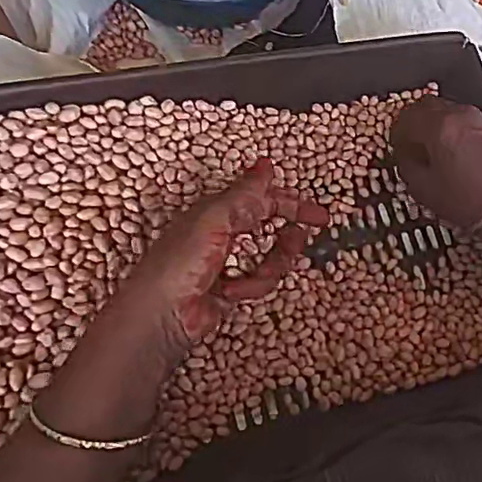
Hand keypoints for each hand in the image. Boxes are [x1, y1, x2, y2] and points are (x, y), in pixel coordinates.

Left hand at [38, 159, 326, 438]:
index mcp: (218, 211)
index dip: (292, 205)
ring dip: (267, 269)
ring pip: (272, 259)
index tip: (319, 215)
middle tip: (298, 241)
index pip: (263, 200)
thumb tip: (266, 165)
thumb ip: (245, 194)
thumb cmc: (178, 265)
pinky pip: (261, 283)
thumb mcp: (215, 220)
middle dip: (285, 240)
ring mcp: (230, 263)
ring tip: (254, 277)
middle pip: (271, 230)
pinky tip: (233, 292)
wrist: (162, 316)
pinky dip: (251, 287)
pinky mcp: (233, 288)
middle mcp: (225, 234)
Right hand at [390, 97, 481, 228]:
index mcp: (439, 127)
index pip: (406, 119)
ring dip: (430, 123)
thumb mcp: (422, 187)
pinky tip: (446, 148)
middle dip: (412, 123)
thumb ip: (406, 164)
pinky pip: (459, 117)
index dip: (397, 134)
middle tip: (407, 143)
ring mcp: (475, 119)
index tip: (396, 146)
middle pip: (424, 106)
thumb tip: (404, 155)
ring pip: (443, 108)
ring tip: (427, 147)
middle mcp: (458, 116)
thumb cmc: (467, 200)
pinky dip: (448, 126)